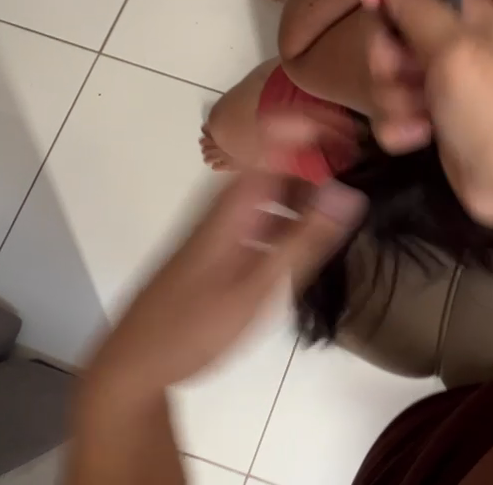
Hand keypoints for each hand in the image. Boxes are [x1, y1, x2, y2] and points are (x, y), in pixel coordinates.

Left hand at [85, 116, 361, 402]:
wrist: (130, 367)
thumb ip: (305, 239)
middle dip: (319, 155)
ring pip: (272, 189)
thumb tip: (349, 191)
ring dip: (308, 186)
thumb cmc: (193, 327)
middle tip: (362, 166)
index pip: (275, 137)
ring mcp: (222, 224)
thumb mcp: (258, 287)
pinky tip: (313, 234)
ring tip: (347, 199)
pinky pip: (264, 212)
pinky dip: (292, 212)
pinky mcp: (221, 245)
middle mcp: (227, 203)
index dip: (312, 124)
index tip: (351, 131)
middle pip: (278, 161)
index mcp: (234, 201)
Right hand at [360, 0, 492, 227]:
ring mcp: (440, 85)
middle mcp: (451, 44)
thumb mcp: (454, 52)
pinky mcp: (432, 121)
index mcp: (465, 16)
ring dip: (394, 100)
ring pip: (388, 78)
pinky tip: (418, 139)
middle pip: (391, 35)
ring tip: (420, 119)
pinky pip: (394, 113)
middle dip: (388, 60)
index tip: (371, 6)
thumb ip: (419, 8)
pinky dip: (401, 127)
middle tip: (407, 77)